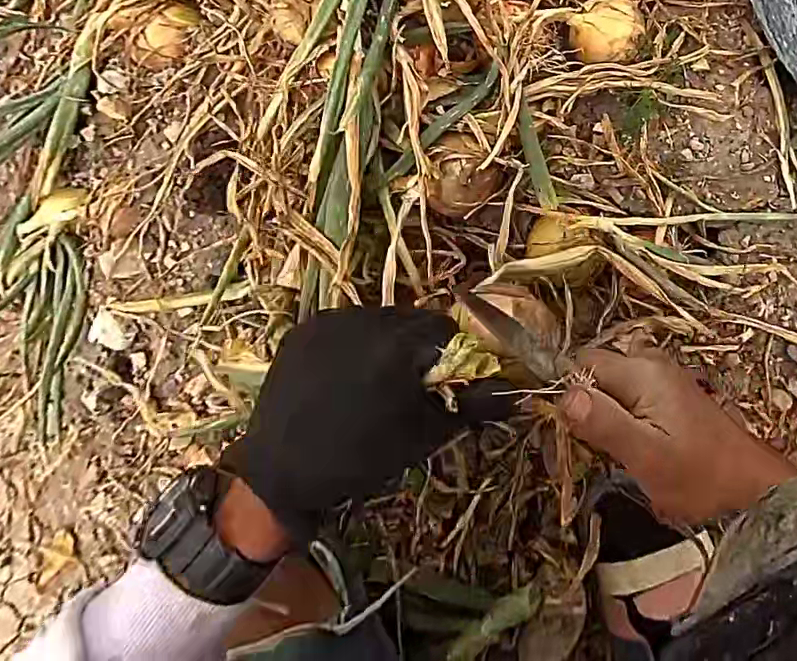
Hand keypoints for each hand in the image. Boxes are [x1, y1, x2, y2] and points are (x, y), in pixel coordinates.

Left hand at [222, 306, 511, 542]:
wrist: (280, 477)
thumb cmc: (362, 458)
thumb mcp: (425, 433)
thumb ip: (473, 405)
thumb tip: (517, 392)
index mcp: (399, 344)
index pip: (445, 330)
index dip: (449, 355)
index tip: (440, 381)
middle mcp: (368, 319)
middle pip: (414, 320)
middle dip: (419, 346)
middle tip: (408, 382)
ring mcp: (333, 320)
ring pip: (382, 319)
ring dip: (389, 341)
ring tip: (374, 378)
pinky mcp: (307, 327)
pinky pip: (349, 324)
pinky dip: (356, 341)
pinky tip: (345, 372)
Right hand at [561, 343, 796, 525]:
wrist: (748, 482)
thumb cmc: (697, 474)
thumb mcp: (645, 456)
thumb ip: (604, 422)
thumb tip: (564, 395)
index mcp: (640, 370)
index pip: (582, 364)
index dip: (570, 395)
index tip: (575, 432)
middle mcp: (650, 360)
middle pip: (596, 368)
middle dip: (588, 402)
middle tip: (599, 444)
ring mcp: (661, 371)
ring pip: (611, 379)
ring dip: (605, 408)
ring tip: (618, 445)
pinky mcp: (669, 387)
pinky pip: (630, 387)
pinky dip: (623, 409)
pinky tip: (636, 439)